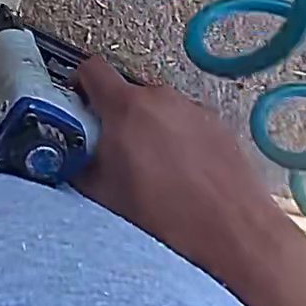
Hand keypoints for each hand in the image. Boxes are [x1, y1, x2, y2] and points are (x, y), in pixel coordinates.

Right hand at [72, 57, 293, 276]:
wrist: (236, 237)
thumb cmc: (172, 218)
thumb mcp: (104, 195)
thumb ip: (78, 166)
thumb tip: (68, 159)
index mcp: (126, 107)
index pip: (91, 68)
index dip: (80, 81)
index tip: (78, 99)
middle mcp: (160, 98)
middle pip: (126, 92)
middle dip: (116, 116)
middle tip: (114, 149)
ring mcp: (191, 109)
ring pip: (157, 108)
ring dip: (149, 128)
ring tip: (153, 169)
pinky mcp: (217, 125)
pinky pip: (185, 122)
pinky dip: (178, 139)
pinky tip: (182, 174)